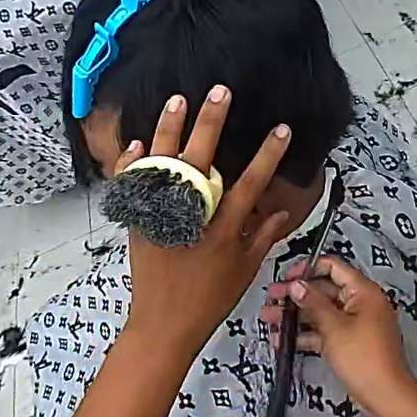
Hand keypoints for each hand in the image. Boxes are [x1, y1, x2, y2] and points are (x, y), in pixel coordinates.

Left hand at [119, 86, 292, 360]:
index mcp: (223, 230)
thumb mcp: (245, 270)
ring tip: (177, 100)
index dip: (267, 155)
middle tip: (219, 93)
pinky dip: (134, 164)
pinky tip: (139, 141)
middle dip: (211, 124)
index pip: (249, 184)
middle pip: (201, 163)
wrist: (164, 323)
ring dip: (169, 130)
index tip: (280, 130)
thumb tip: (283, 212)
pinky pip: (133, 187)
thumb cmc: (210, 299)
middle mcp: (192, 217)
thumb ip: (264, 237)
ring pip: (164, 166)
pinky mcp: (139, 223)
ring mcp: (161, 218)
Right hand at [263, 257, 416, 410]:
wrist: (384, 394)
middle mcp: (361, 302)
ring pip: (322, 312)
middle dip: (295, 296)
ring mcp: (356, 323)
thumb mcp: (334, 327)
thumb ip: (313, 303)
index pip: (333, 267)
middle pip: (324, 290)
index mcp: (363, 291)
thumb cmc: (363, 357)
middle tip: (269, 300)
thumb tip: (296, 285)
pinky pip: (326, 331)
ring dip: (296, 316)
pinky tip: (282, 340)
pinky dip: (307, 334)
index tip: (286, 278)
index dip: (308, 268)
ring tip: (268, 320)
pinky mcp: (350, 342)